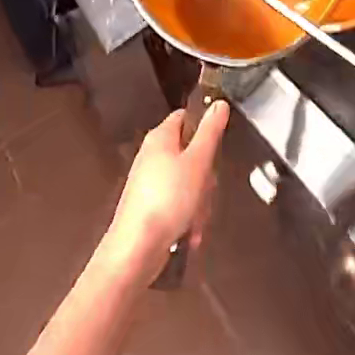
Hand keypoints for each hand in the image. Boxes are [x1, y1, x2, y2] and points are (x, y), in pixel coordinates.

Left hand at [102, 101, 229, 275]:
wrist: (135, 251)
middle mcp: (153, 156)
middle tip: (207, 186)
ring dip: (201, 199)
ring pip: (190, 180)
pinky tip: (191, 231)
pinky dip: (189, 215)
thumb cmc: (168, 200)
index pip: (186, 116)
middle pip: (193, 151)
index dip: (205, 125)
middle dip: (207, 173)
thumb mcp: (198, 161)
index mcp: (161, 139)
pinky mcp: (152, 206)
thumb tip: (219, 103)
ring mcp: (151, 183)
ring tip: (197, 215)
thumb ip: (210, 131)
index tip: (218, 142)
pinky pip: (180, 202)